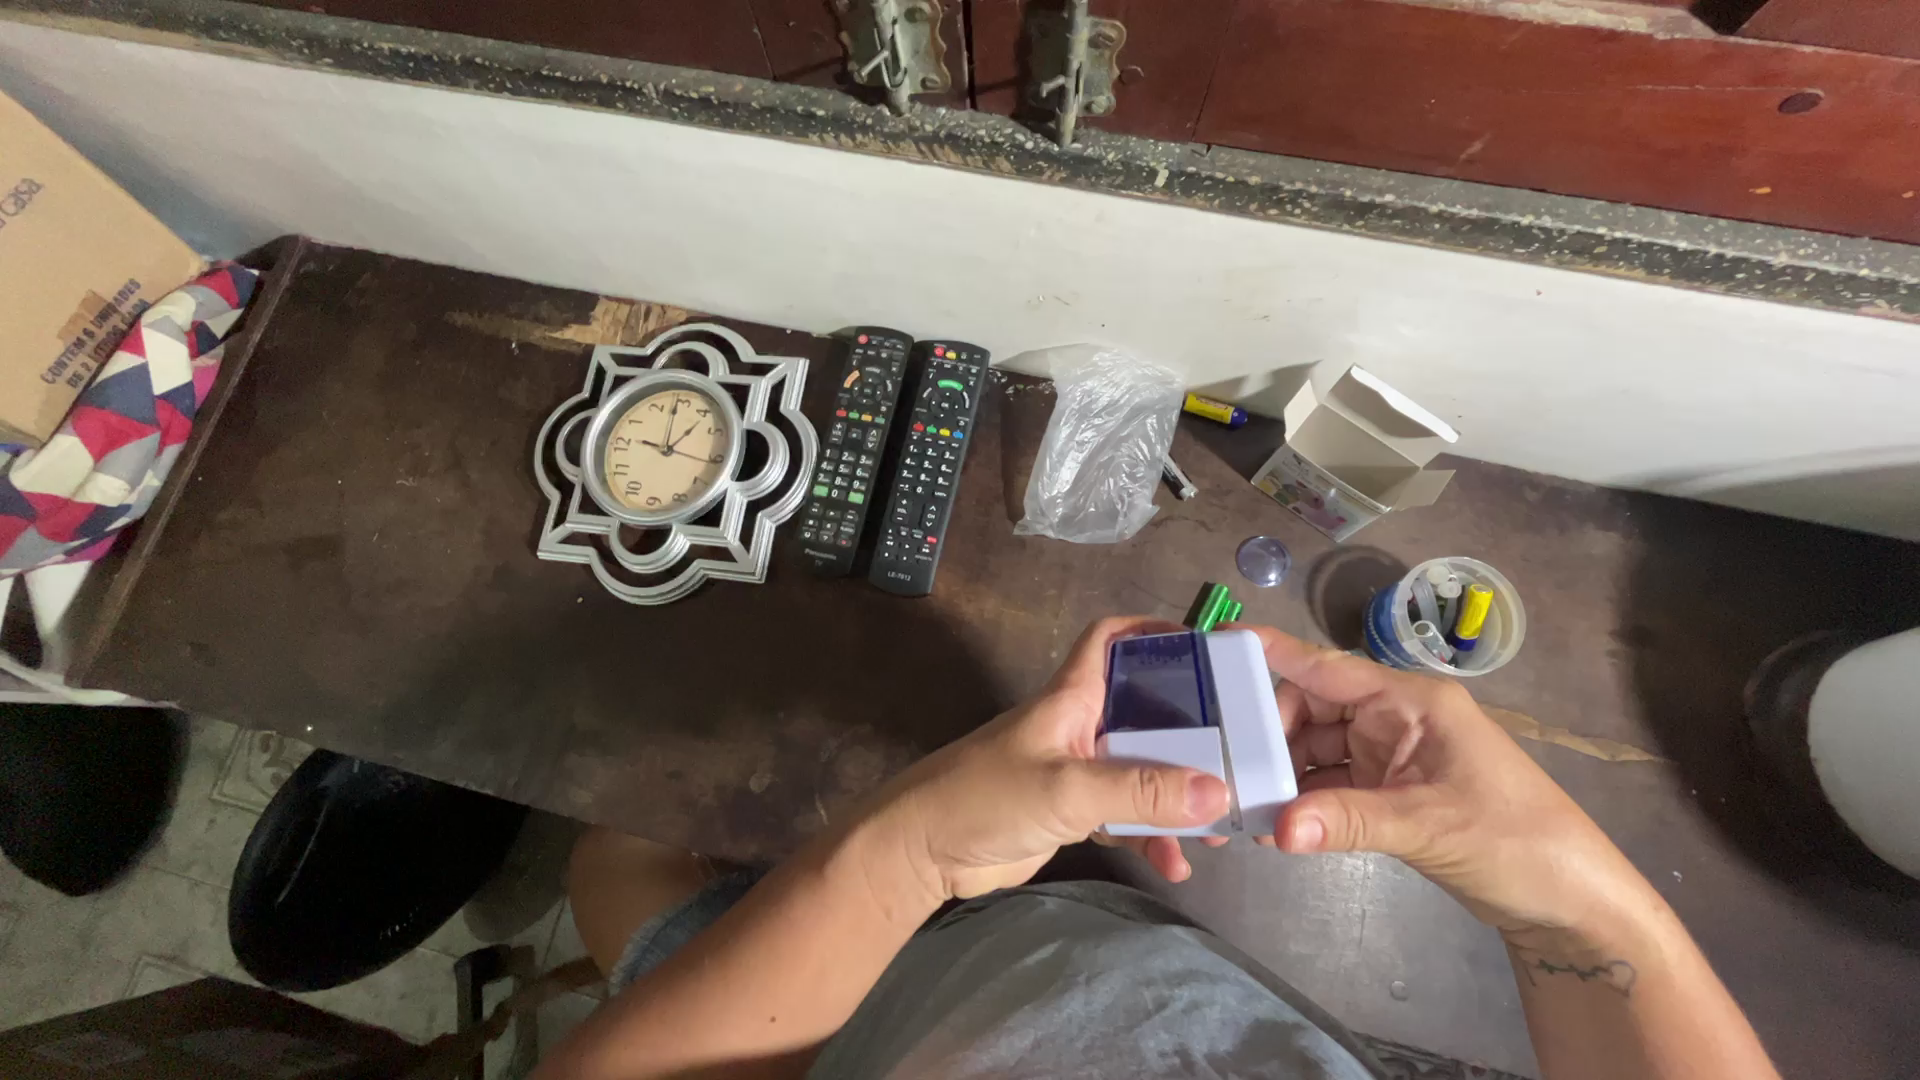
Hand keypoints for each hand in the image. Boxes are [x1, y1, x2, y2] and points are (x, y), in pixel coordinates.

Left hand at [854, 617, 1230, 901]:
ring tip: (1218, 830)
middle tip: (1239, 758)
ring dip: (1176, 794)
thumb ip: (1139, 790)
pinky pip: (1124, 813)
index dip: (1148, 630)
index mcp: (1071, 697)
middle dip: (1190, 731)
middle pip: (1143, 709)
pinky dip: (1150, 833)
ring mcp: (1075, 768)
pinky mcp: (1071, 810)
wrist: (925, 849)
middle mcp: (1078, 724)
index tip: (1201, 647)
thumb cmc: (987, 796)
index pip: (1108, 639)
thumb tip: (1217, 791)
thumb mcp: (1067, 788)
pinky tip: (1174, 863)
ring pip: (1140, 768)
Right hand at [1232, 625, 1663, 949]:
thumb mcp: (1430, 824)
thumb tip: (1275, 831)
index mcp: (1406, 700)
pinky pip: (1322, 785)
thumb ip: (1348, 820)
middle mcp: (1387, 717)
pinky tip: (1272, 828)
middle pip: (1305, 708)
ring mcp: (1382, 755)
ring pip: (1308, 749)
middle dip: (1265, 736)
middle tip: (1225, 766)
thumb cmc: (1517, 839)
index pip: (1323, 664)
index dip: (1269, 652)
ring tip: (1240, 805)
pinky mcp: (1380, 790)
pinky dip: (1299, 803)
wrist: (1571, 906)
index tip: (1214, 643)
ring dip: (1277, 775)